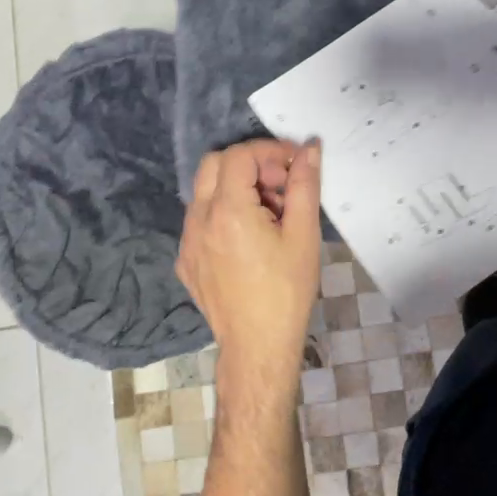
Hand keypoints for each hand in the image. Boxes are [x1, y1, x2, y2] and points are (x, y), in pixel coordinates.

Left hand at [177, 139, 323, 367]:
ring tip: (272, 214)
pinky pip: (201, 221)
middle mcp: (198, 220)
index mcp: (227, 210)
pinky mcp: (186, 261)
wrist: (257, 346)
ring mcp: (187, 242)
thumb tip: (310, 149)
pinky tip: (252, 239)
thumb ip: (304, 185)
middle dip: (250, 164)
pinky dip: (225, 214)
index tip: (296, 164)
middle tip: (282, 184)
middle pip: (214, 165)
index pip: (239, 155)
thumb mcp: (303, 235)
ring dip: (237, 188)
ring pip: (205, 193)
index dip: (270, 151)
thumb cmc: (287, 291)